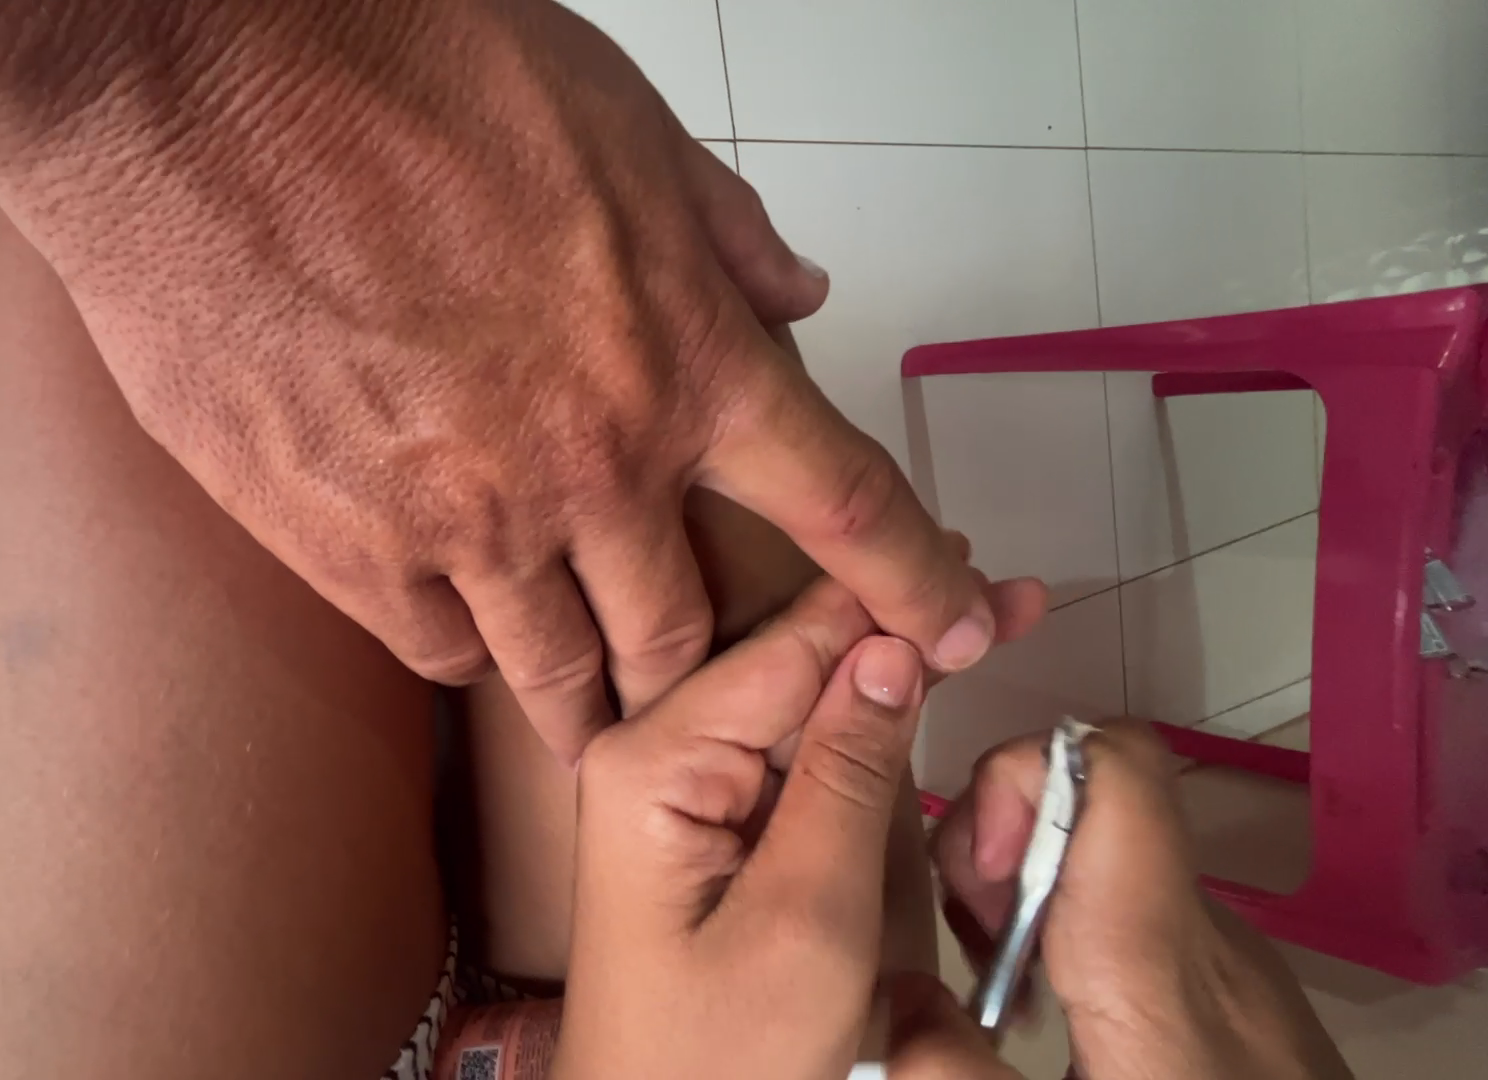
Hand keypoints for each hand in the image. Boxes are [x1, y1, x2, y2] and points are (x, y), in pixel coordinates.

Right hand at [0, 0, 992, 761]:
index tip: (952, 635)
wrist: (205, 107)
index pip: (841, 505)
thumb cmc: (412, 83)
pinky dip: (468, 649)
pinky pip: (442, 646)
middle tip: (697, 690)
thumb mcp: (611, 122)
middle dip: (700, 671)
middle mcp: (592, 471)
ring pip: (558, 665)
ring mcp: (470, 526)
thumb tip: (795, 301)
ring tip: (588, 719)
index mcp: (679, 363)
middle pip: (683, 626)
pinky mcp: (354, 552)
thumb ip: (720, 234)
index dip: (912, 581)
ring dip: (585, 697)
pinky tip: (463, 630)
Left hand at [555, 580, 1019, 1079]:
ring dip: (885, 672)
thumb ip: (847, 779)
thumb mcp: (805, 924)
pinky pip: (790, 757)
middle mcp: (653, 747)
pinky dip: (861, 734)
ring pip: (797, 704)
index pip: (781, 652)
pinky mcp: (703, 815)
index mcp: (652, 757)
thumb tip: (889, 652)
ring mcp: (675, 779)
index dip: (879, 611)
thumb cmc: (721, 1062)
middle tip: (991, 589)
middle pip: (788, 666)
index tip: (970, 571)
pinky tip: (910, 692)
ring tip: (970, 618)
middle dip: (890, 630)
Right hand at [933, 719, 1353, 1079]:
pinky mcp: (1225, 965)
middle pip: (1074, 787)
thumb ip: (955, 1069)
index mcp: (1152, 952)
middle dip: (989, 831)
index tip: (984, 867)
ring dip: (1013, 869)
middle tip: (971, 927)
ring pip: (1088, 830)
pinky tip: (1046, 987)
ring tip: (997, 964)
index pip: (1114, 765)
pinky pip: (1118, 880)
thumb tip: (891, 990)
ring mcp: (1220, 942)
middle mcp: (1196, 923)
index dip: (1021, 771)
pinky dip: (1055, 905)